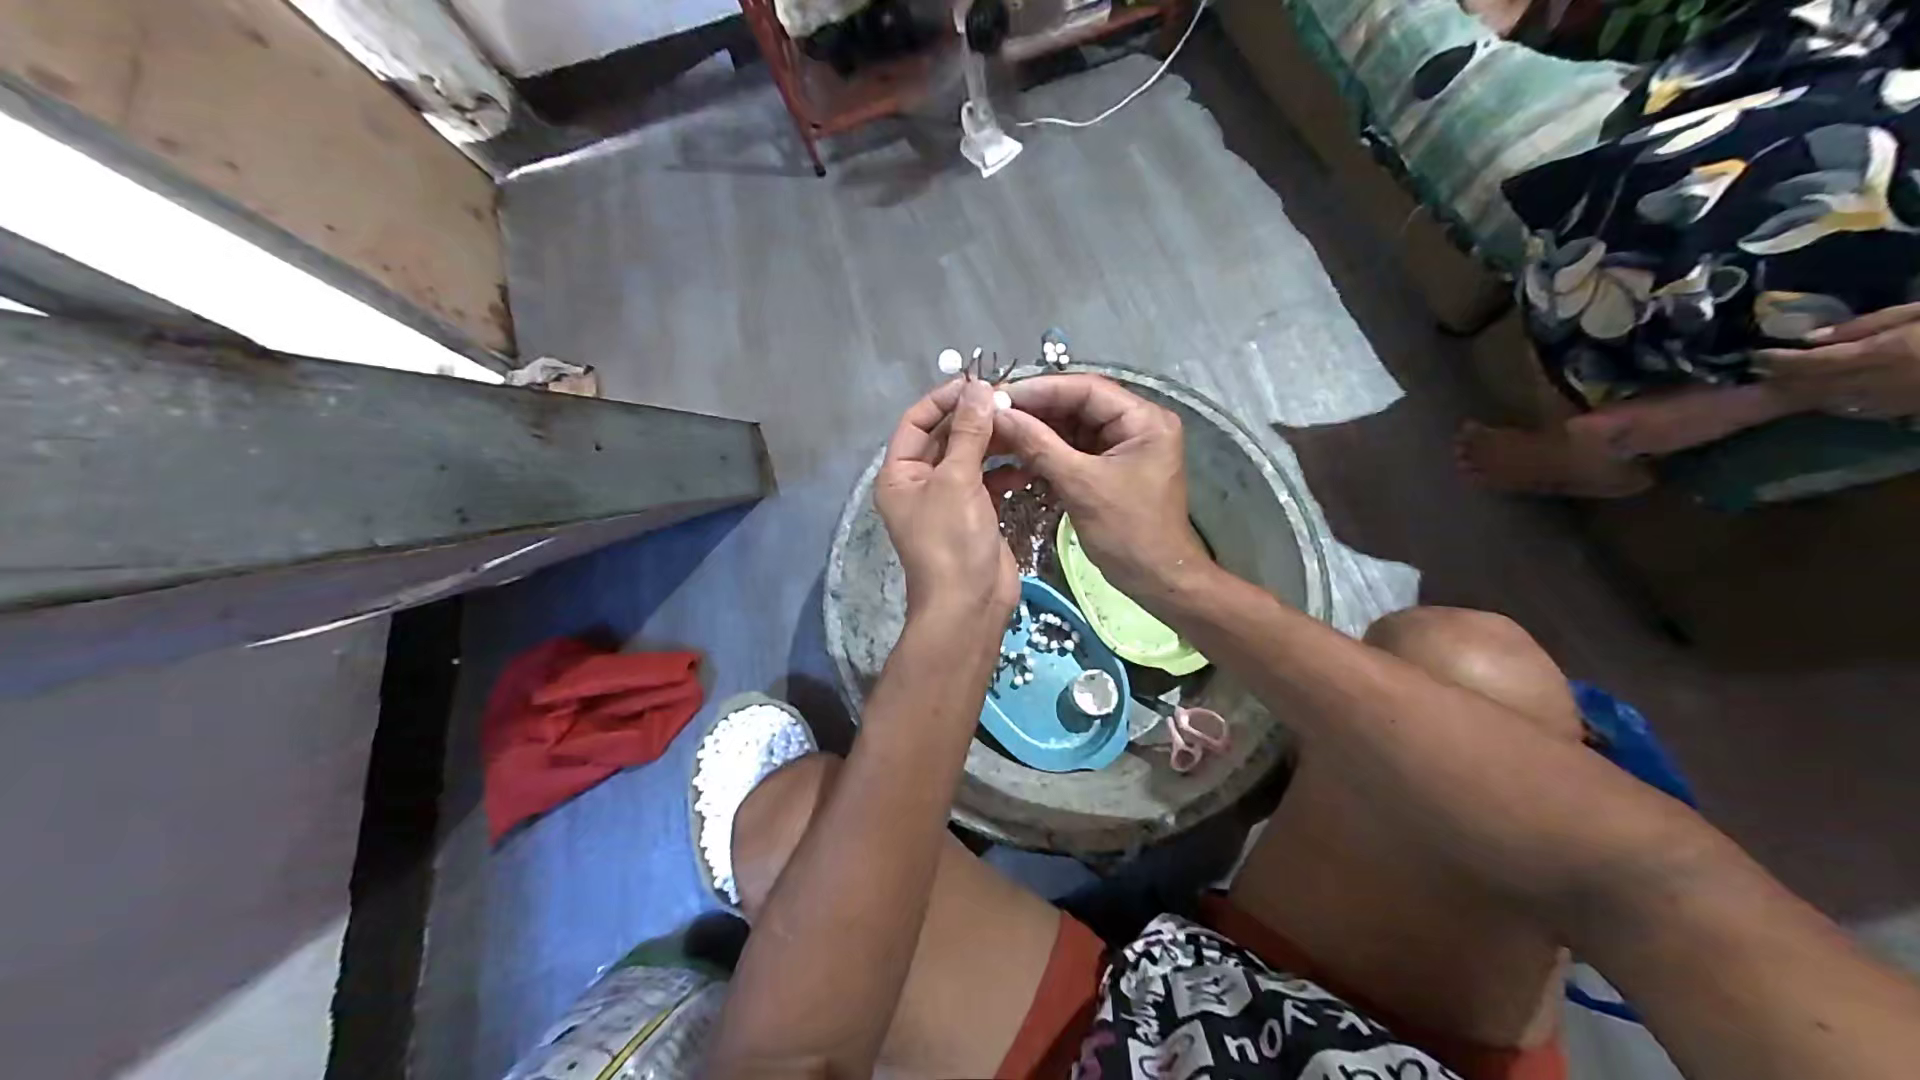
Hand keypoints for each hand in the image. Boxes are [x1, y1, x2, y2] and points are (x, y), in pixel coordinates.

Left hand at [875, 379, 1019, 625]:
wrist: (969, 604)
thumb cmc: (952, 542)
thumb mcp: (957, 481)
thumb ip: (969, 433)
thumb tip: (978, 389)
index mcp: (900, 473)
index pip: (916, 421)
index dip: (944, 399)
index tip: (978, 383)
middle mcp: (920, 483)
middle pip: (945, 436)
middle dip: (974, 418)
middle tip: (1010, 400)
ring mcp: (948, 499)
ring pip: (970, 457)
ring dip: (994, 441)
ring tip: (1023, 423)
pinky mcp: (975, 514)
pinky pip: (988, 480)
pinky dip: (1006, 469)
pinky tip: (1029, 460)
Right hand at [992, 375, 1210, 596]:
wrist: (1156, 579)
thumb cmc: (1128, 532)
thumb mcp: (1081, 485)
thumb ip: (1039, 445)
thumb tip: (999, 415)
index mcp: (1144, 420)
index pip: (1086, 389)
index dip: (1040, 389)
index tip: (1000, 395)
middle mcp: (1136, 425)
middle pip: (1077, 406)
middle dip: (1035, 411)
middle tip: (992, 415)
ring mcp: (1122, 447)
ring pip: (1071, 428)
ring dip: (1036, 432)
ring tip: (997, 433)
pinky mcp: (1109, 468)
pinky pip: (1073, 450)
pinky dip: (1046, 453)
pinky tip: (1015, 454)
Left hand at [1757, 302, 1919, 419]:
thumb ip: (1865, 325)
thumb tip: (1812, 338)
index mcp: (1884, 353)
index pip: (1810, 363)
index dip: (1777, 360)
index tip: (1757, 355)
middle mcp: (1880, 380)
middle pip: (1811, 384)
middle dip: (1781, 378)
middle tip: (1760, 369)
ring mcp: (1893, 398)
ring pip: (1827, 399)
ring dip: (1800, 392)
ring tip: (1780, 380)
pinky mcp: (1907, 410)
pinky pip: (1855, 407)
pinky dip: (1831, 400)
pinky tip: (1820, 392)